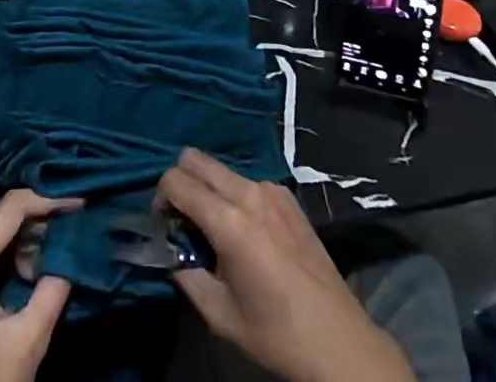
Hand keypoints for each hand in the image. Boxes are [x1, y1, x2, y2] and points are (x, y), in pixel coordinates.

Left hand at [0, 189, 81, 381]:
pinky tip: (29, 261)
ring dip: (23, 231)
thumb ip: (55, 285)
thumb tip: (74, 246)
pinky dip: (5, 247)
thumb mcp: (29, 338)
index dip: (49, 200)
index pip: (11, 208)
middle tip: (73, 221)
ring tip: (56, 242)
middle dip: (38, 214)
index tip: (81, 204)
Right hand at [158, 149, 416, 381]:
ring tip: (213, 230)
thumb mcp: (217, 312)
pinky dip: (234, 196)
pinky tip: (245, 231)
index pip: (177, 181)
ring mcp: (274, 190)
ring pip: (224, 170)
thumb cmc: (273, 330)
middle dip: (181, 181)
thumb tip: (169, 249)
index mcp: (229, 220)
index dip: (160, 198)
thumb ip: (185, 272)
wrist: (335, 336)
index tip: (163, 226)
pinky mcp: (289, 197)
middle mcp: (250, 193)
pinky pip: (249, 183)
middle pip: (197, 159)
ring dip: (209, 189)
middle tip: (181, 220)